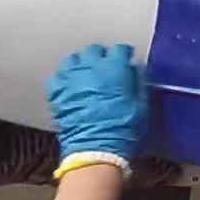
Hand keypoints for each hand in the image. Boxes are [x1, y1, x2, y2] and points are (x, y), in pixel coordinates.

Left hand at [45, 43, 148, 164]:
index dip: (125, 54)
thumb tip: (135, 67)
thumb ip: (138, 82)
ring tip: (87, 73)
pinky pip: (58, 76)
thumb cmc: (124, 129)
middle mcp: (91, 67)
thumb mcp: (142, 106)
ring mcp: (71, 78)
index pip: (120, 50)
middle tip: (106, 66)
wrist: (96, 149)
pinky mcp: (57, 92)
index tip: (127, 59)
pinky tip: (71, 85)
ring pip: (73, 59)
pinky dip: (65, 78)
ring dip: (82, 63)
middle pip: (94, 50)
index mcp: (114, 68)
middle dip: (101, 55)